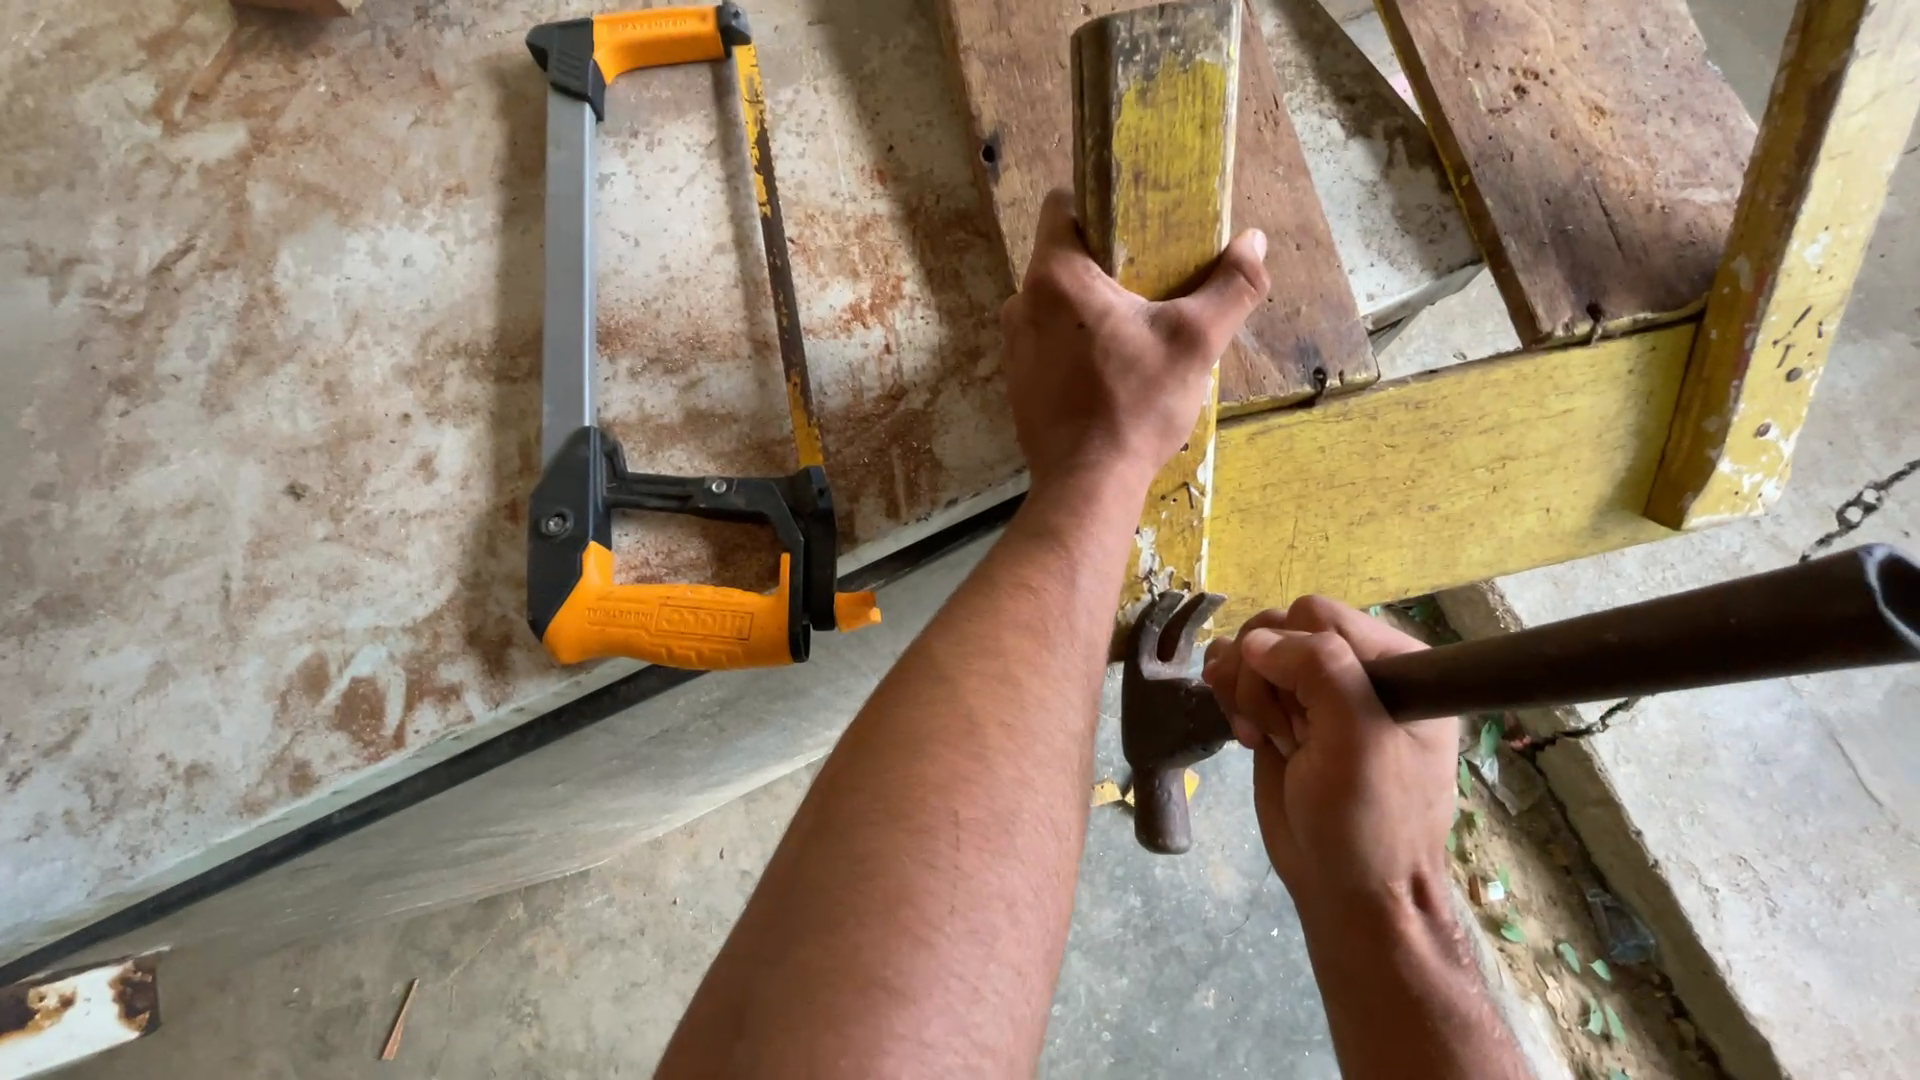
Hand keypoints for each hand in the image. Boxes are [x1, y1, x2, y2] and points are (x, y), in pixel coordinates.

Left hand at [999, 188, 1268, 493]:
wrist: (1087, 484)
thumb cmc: (1136, 406)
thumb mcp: (1196, 342)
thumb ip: (1232, 285)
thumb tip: (1255, 240)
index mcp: (1054, 277)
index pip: (1061, 205)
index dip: (1099, 203)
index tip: (1136, 223)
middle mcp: (1021, 304)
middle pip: (1062, 258)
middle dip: (1104, 262)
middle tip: (1149, 280)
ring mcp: (1013, 347)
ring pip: (1054, 304)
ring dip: (1089, 308)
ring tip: (1133, 328)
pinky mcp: (1016, 383)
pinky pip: (1046, 343)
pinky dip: (1073, 344)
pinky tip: (1107, 368)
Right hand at [1201, 597, 1458, 920]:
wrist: (1347, 888)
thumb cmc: (1368, 820)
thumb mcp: (1357, 739)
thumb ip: (1318, 669)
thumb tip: (1252, 640)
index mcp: (1395, 665)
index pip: (1318, 617)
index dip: (1288, 652)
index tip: (1293, 709)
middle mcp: (1355, 669)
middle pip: (1277, 630)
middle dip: (1261, 676)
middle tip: (1276, 730)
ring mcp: (1314, 692)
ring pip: (1252, 650)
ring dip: (1242, 689)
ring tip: (1257, 733)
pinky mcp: (1281, 712)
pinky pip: (1239, 675)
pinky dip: (1229, 695)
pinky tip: (1244, 731)